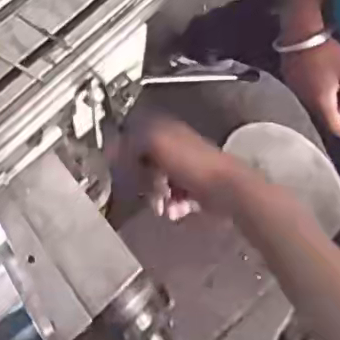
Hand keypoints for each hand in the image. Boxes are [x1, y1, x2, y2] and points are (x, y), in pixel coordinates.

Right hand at [123, 113, 248, 219]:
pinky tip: (177, 212)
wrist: (227, 189)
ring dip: (157, 197)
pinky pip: (173, 197)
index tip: (120, 170)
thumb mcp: (154, 143)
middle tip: (148, 193)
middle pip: (144, 163)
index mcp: (162, 128)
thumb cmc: (189, 162)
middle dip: (143, 181)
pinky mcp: (193, 188)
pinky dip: (173, 206)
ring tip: (164, 208)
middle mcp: (172, 144)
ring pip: (158, 182)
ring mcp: (183, 167)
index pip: (133, 135)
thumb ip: (131, 142)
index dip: (124, 152)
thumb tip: (112, 148)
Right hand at [279, 20, 339, 143]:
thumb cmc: (328, 54)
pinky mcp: (290, 80)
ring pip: (318, 105)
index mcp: (322, 102)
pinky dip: (320, 93)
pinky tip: (325, 78)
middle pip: (328, 116)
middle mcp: (306, 100)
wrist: (300, 32)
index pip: (337, 129)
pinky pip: (308, 95)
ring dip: (332, 102)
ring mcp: (296, 90)